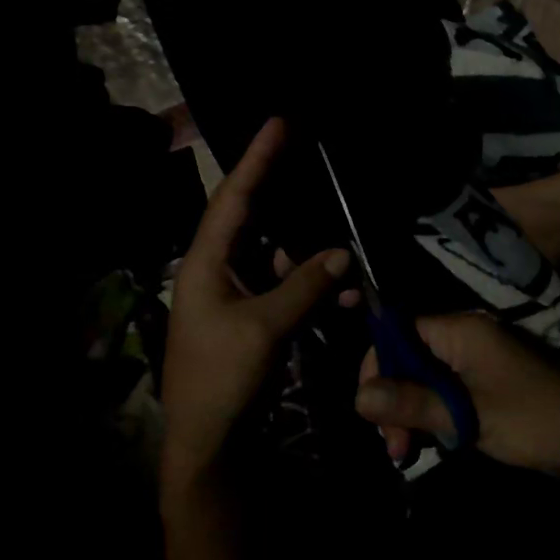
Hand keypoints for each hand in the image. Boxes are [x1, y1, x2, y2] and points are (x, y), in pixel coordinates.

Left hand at [162, 118, 350, 479]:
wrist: (211, 437)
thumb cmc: (222, 376)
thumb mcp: (265, 327)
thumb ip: (305, 286)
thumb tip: (344, 251)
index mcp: (208, 261)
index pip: (234, 197)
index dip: (258, 158)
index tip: (281, 122)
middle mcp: (223, 267)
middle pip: (259, 218)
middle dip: (289, 193)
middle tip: (319, 162)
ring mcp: (242, 291)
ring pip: (283, 255)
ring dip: (315, 253)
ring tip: (351, 250)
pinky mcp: (260, 314)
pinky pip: (292, 286)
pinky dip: (317, 284)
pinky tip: (347, 291)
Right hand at [355, 313, 559, 477]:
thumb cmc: (527, 418)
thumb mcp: (467, 414)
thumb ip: (412, 402)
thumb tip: (359, 396)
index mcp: (461, 331)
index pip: (398, 330)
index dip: (377, 364)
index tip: (372, 408)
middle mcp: (465, 338)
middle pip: (408, 358)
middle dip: (393, 399)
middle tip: (394, 446)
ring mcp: (476, 362)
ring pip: (424, 379)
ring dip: (410, 413)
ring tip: (407, 452)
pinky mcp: (484, 385)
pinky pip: (445, 393)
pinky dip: (432, 416)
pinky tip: (426, 445)